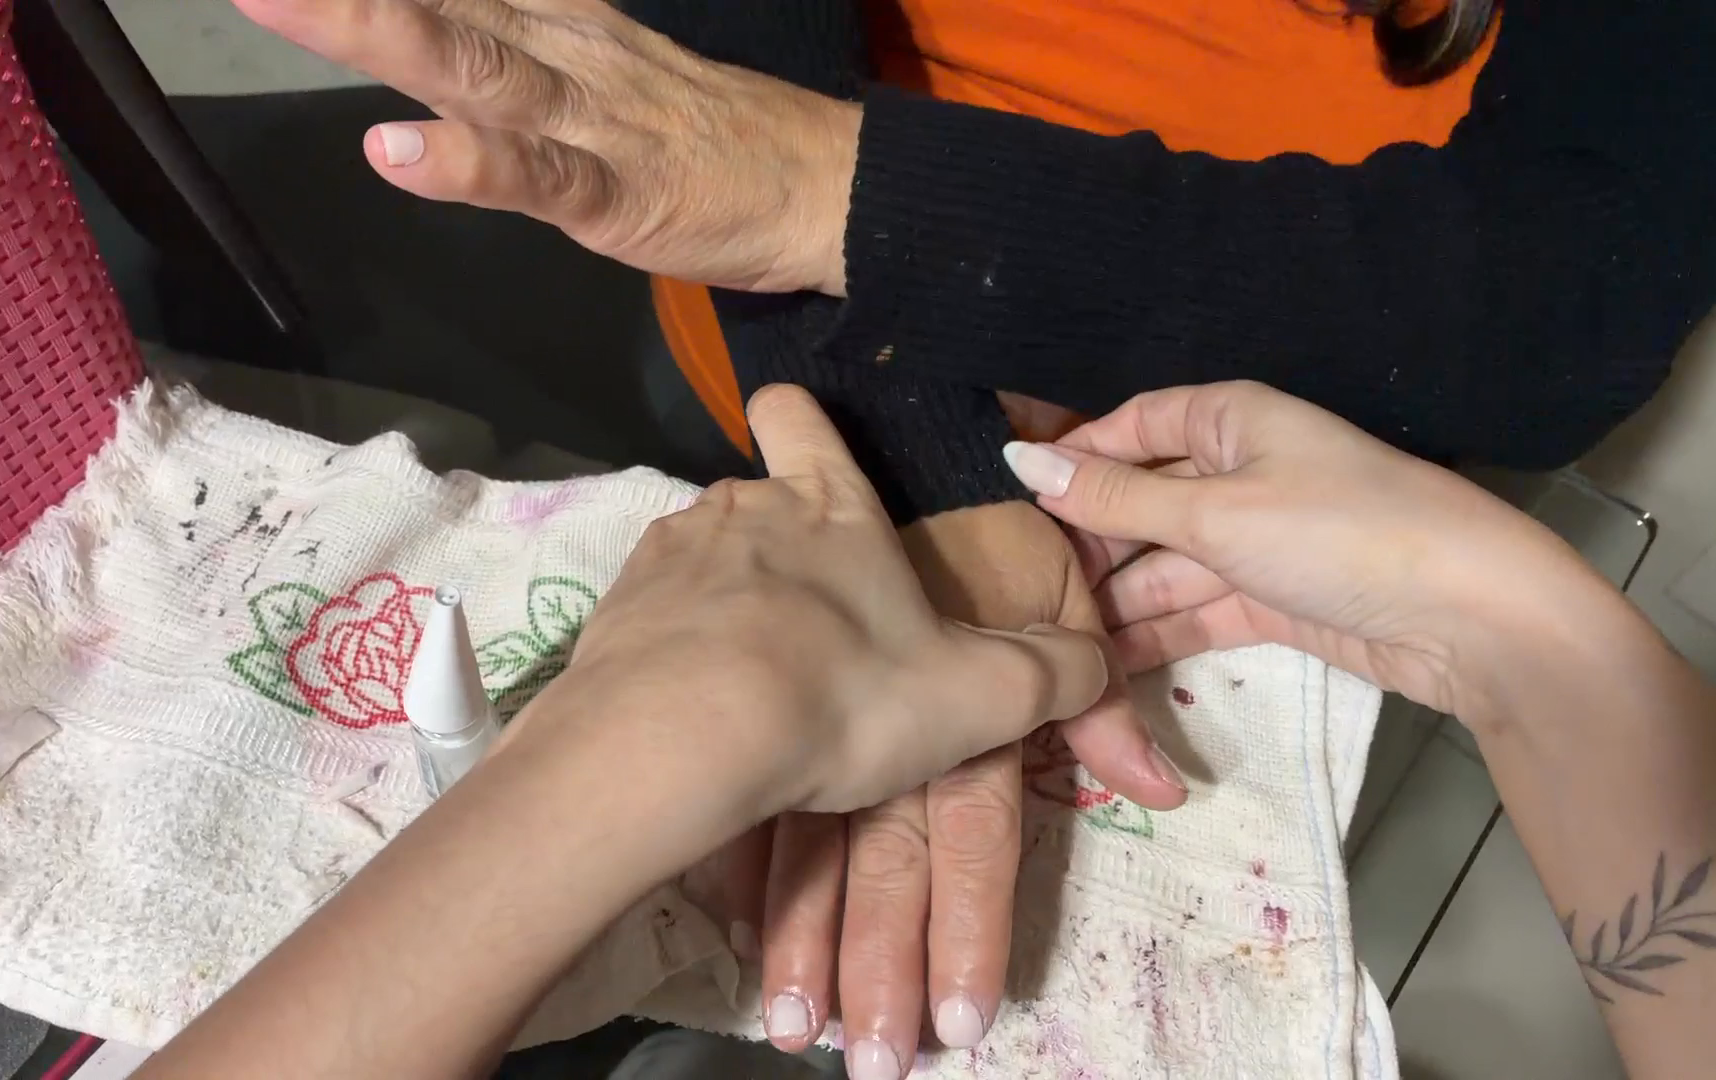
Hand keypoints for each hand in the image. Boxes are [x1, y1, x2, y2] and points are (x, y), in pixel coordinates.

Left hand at [234, 0, 859, 294]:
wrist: (820, 185)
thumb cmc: (728, 145)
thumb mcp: (626, 82)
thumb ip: (548, 62)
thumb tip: (470, 59)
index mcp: (567, 30)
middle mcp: (567, 58)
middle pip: (444, 4)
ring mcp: (595, 128)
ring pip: (478, 71)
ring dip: (380, 33)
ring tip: (276, 0)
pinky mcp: (623, 198)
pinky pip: (542, 179)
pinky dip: (473, 165)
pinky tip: (403, 154)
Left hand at [556, 385, 1110, 828]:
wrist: (682, 740)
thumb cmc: (843, 693)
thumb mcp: (975, 696)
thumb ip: (1053, 673)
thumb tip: (1098, 661)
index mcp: (827, 504)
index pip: (797, 414)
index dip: (798, 418)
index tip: (799, 443)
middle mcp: (742, 507)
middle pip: (761, 504)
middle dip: (787, 559)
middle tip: (813, 640)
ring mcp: (671, 551)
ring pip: (708, 562)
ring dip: (732, 606)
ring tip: (752, 679)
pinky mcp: (618, 605)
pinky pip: (657, 610)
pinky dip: (680, 644)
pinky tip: (697, 699)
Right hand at [685, 502, 1187, 1074]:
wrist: (893, 445)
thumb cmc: (979, 515)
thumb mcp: (1060, 585)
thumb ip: (1093, 694)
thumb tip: (1156, 793)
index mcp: (964, 705)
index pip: (966, 836)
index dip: (959, 929)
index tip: (944, 1024)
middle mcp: (890, 723)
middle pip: (876, 853)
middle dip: (864, 956)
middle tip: (846, 1050)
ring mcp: (820, 702)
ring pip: (802, 823)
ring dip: (791, 918)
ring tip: (782, 1005)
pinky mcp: (769, 681)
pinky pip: (748, 766)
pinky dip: (736, 836)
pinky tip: (721, 907)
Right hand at [1001, 380, 1598, 719]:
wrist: (1479, 628)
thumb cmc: (1336, 535)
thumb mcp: (1212, 512)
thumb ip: (1111, 496)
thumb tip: (1020, 461)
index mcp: (1226, 421)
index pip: (1126, 428)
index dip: (1070, 460)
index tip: (1011, 501)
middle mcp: (1231, 472)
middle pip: (1135, 502)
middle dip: (1087, 545)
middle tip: (1027, 587)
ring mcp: (1246, 539)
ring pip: (1157, 562)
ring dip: (1113, 600)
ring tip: (1053, 636)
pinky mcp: (1260, 596)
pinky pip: (1188, 606)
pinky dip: (1151, 632)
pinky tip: (1100, 664)